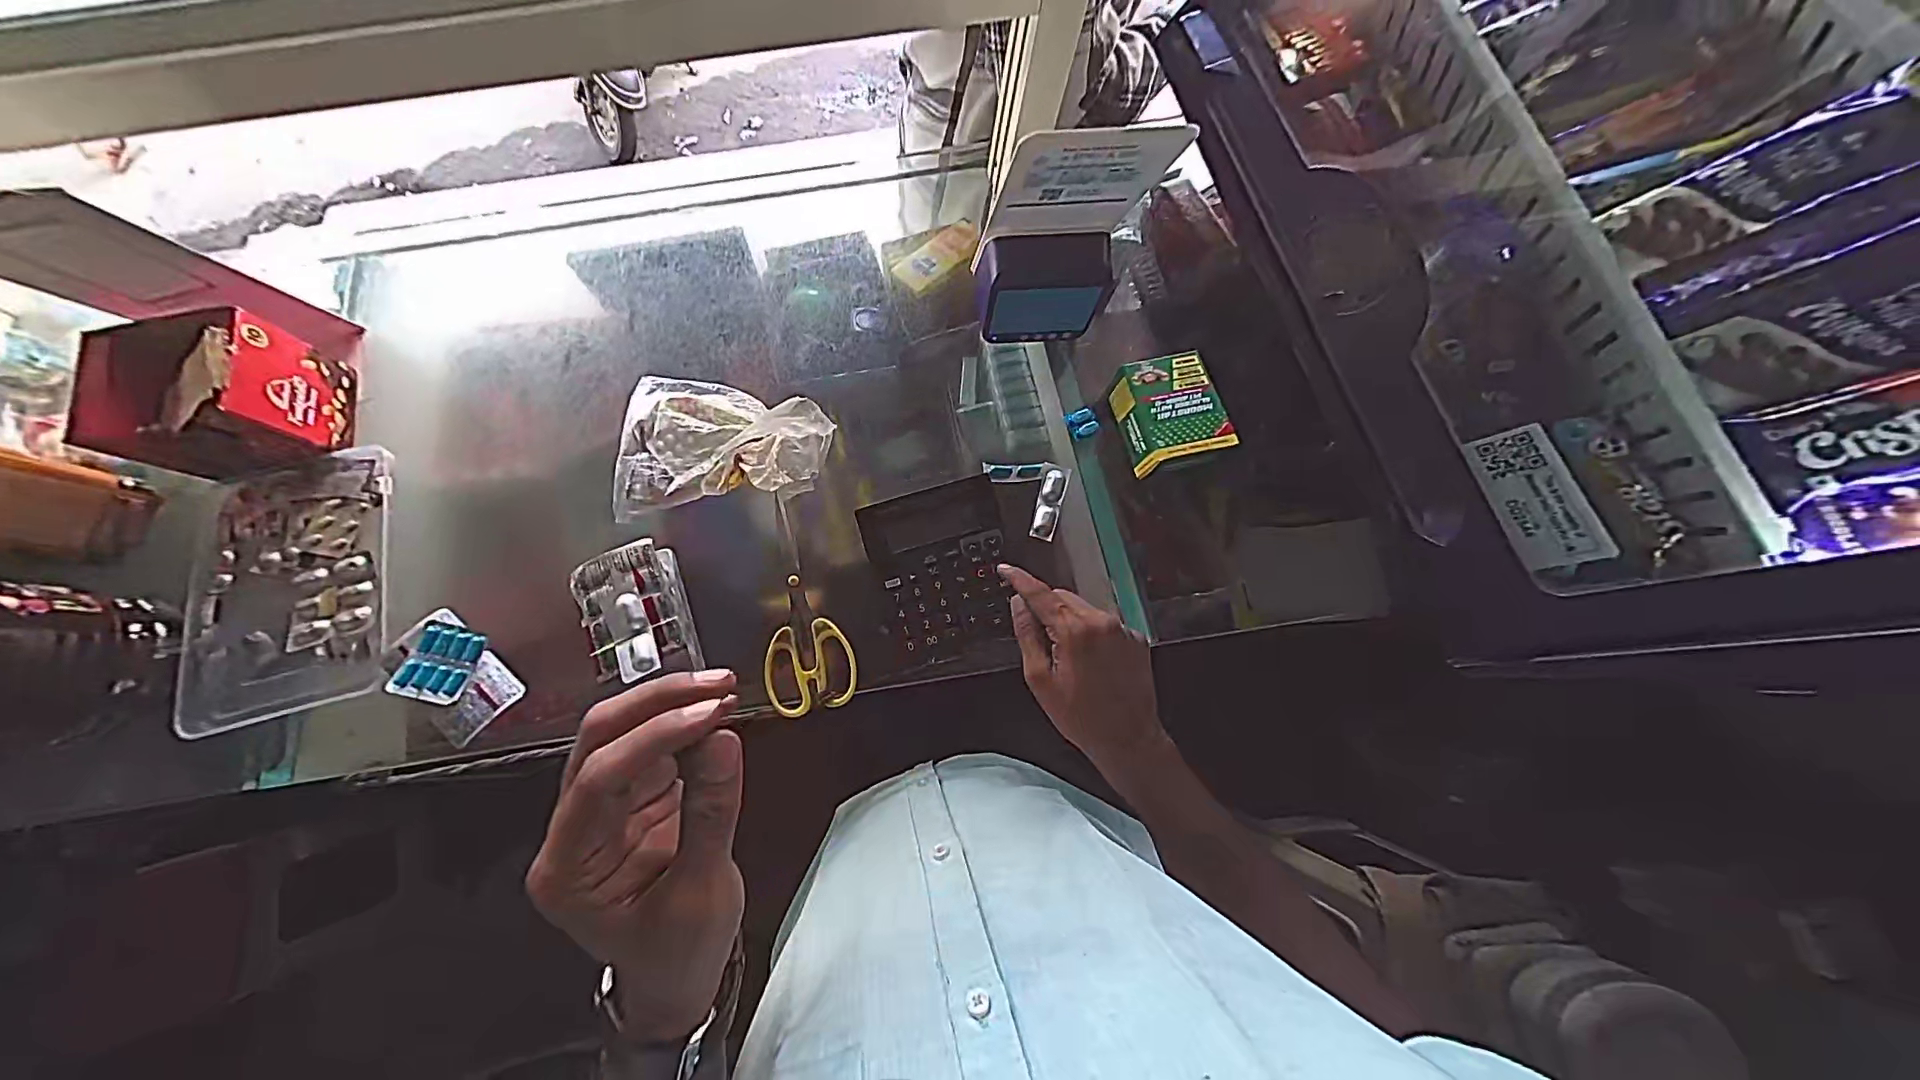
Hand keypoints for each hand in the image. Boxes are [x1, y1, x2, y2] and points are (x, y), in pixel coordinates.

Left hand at [526, 670, 743, 1042]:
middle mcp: (575, 827)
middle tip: (716, 687)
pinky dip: (687, 722)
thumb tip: (723, 739)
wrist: (678, 974)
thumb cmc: (678, 952)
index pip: (599, 779)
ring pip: (624, 730)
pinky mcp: (636, 795)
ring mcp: (604, 807)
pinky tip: (714, 710)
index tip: (710, 716)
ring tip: (722, 691)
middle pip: (599, 740)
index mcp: (568, 867)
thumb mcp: (699, 891)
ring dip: (674, 703)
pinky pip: (655, 744)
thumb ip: (711, 812)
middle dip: (658, 703)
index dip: (655, 738)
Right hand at [999, 564, 1164, 767]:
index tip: (1006, 570)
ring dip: (1070, 623)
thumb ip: (1027, 635)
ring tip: (1072, 662)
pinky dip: (1092, 634)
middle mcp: (1101, 622)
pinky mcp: (1135, 638)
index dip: (1019, 579)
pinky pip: (1104, 624)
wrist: (1127, 738)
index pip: (1040, 593)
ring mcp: (1121, 629)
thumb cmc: (1083, 717)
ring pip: (1083, 609)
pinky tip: (1092, 664)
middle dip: (1046, 611)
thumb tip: (1019, 605)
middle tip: (1043, 645)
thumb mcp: (1040, 679)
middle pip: (1062, 598)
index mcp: (1074, 630)